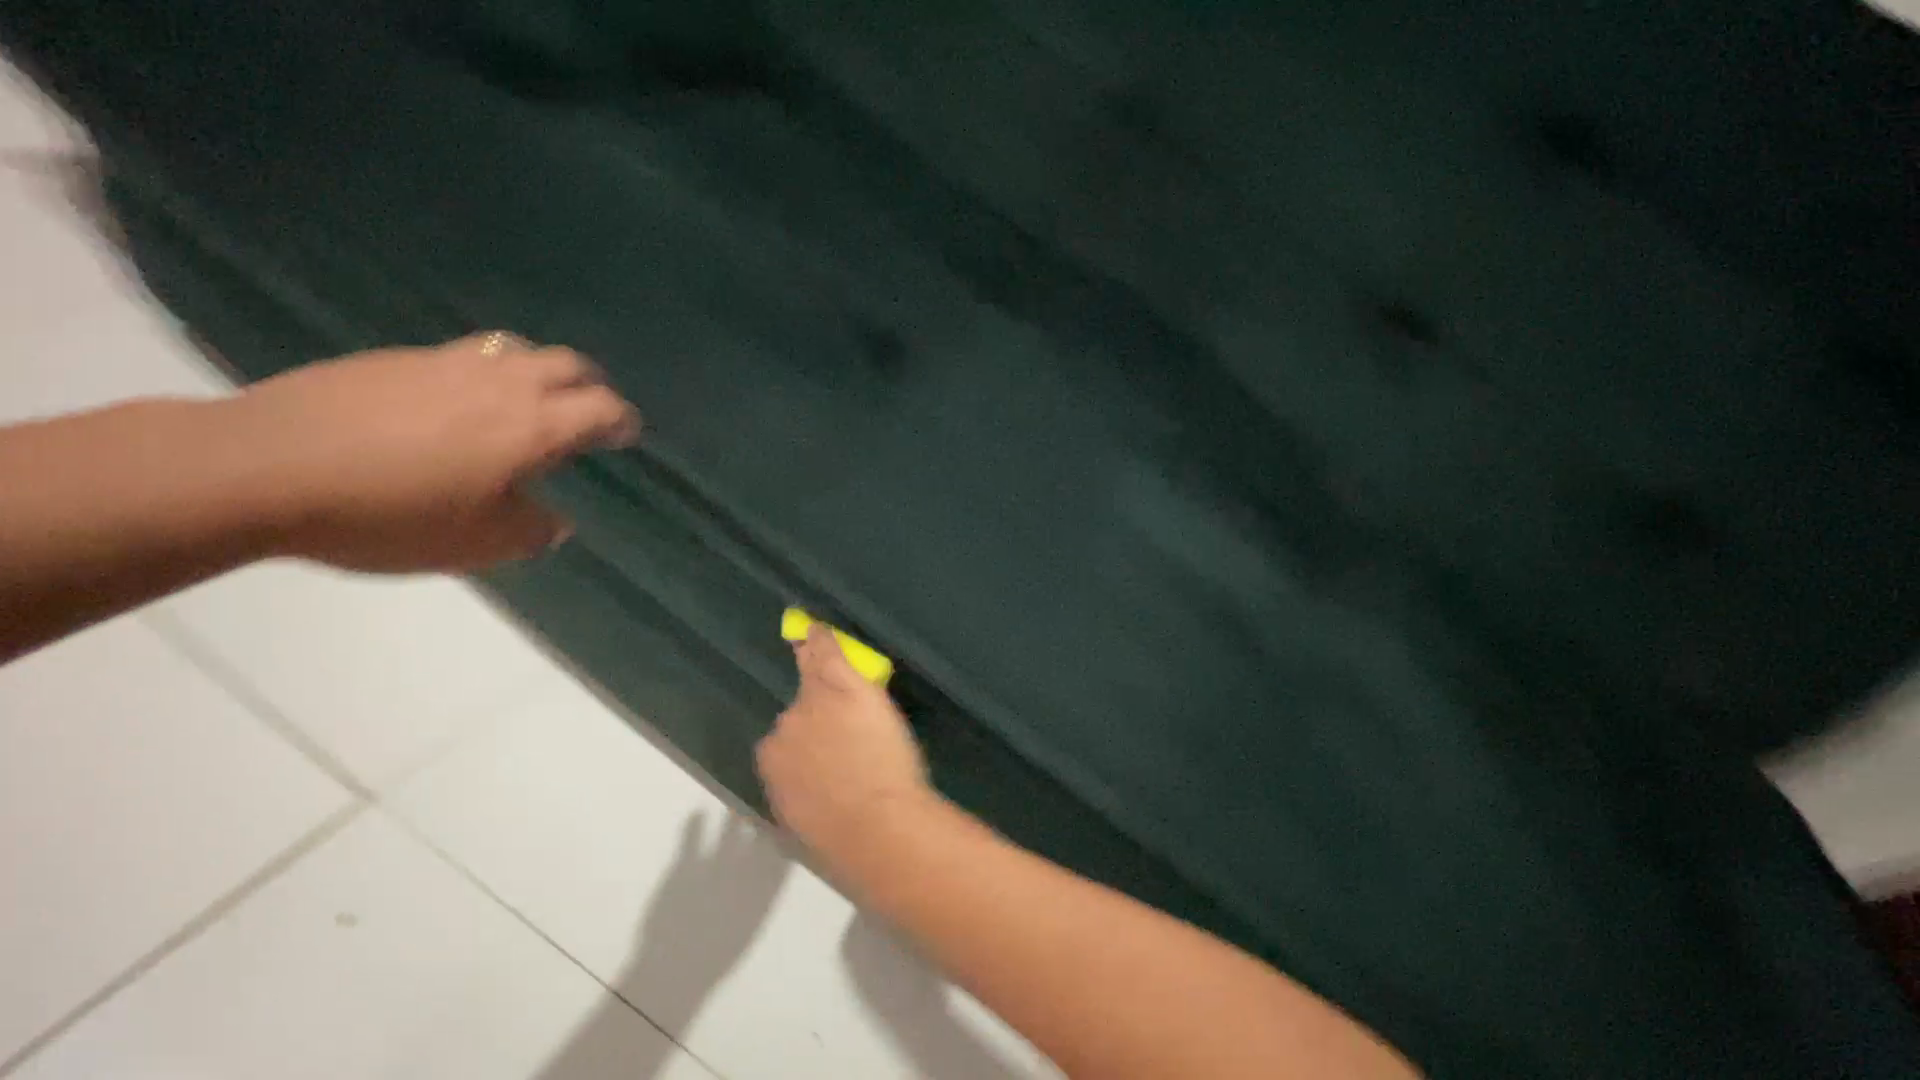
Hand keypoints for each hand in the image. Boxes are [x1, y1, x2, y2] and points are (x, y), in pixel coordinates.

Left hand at [221, 332, 639, 572]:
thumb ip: (530, 531)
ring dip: (539, 372)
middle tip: (589, 410)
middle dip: (590, 385)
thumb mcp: (476, 545)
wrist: (268, 467)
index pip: (599, 409)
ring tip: (529, 401)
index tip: (626, 433)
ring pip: (516, 350)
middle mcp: (501, 382)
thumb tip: (555, 520)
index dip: (620, 420)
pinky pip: (464, 355)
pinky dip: (485, 374)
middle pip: (567, 364)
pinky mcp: (397, 358)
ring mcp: (446, 361)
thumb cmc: (390, 515)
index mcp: (532, 426)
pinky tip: (457, 404)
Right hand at [757, 624, 938, 868]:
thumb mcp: (809, 824)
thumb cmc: (847, 838)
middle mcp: (785, 730)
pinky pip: (825, 653)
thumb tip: (810, 799)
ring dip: (825, 684)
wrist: (875, 823)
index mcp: (773, 767)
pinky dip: (821, 639)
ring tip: (834, 679)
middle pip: (800, 716)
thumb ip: (802, 798)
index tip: (823, 754)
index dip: (807, 748)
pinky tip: (816, 627)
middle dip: (821, 725)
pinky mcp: (843, 687)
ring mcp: (813, 704)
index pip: (783, 746)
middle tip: (849, 740)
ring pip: (815, 683)